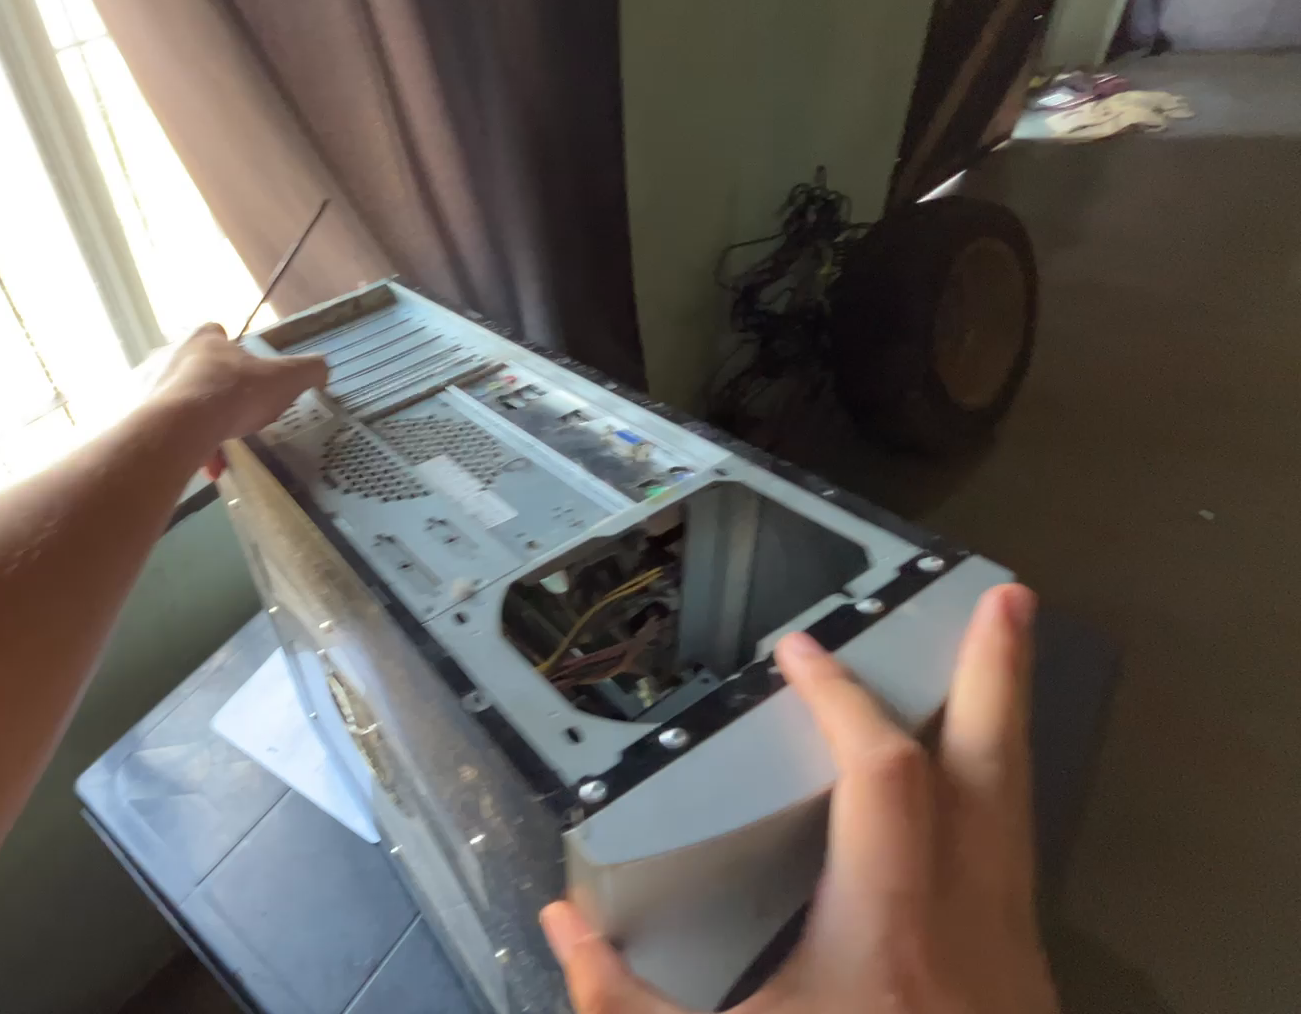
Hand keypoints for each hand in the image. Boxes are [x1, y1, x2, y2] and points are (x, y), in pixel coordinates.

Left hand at [146, 323, 325, 454]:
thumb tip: (324, 370)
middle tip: (239, 413)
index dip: (231, 349)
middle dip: (219, 391)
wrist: (183, 425)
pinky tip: (209, 466)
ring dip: (205, 423)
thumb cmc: (236, 392)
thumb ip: (308, 371)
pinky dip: (192, 446)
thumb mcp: (286, 379)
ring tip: (224, 447)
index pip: (216, 332)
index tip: (245, 370)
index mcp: (207, 339)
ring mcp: (157, 386)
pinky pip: (173, 430)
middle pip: (200, 369)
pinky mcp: (146, 416)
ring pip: (186, 403)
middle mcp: (176, 356)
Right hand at [541, 584, 1059, 1013]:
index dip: (844, 700)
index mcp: (888, 933)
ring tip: (1001, 650)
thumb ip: (622, 1000)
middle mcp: (969, 926)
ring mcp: (1010, 947)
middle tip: (1005, 602)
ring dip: (1004, 722)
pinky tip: (963, 769)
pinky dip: (987, 782)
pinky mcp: (1017, 967)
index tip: (800, 650)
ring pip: (1018, 808)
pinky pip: (1007, 845)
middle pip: (995, 776)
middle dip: (999, 679)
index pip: (882, 778)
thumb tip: (558, 924)